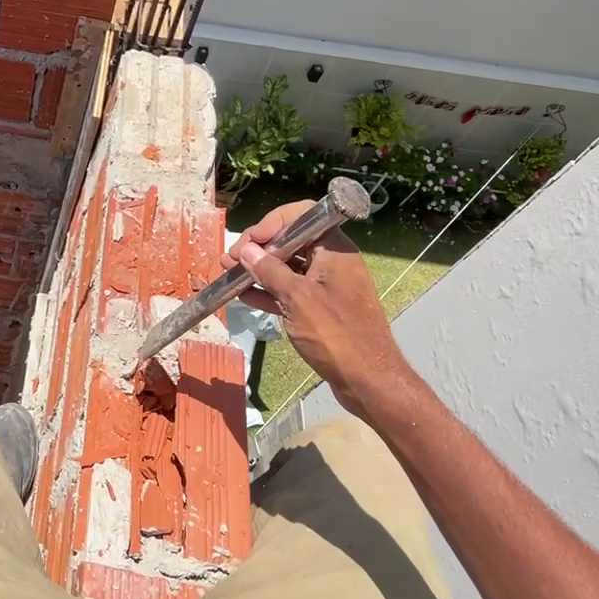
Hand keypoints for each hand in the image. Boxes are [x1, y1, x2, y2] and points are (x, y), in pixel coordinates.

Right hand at [227, 201, 415, 417]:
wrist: (370, 383)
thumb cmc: (337, 336)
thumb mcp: (297, 299)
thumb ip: (269, 271)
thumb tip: (247, 250)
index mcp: (335, 249)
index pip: (302, 215)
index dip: (273, 222)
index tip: (251, 241)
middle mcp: (333, 261)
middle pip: (291, 240)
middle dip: (259, 247)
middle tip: (231, 259)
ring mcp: (327, 286)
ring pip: (288, 267)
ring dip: (258, 269)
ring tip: (229, 274)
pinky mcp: (322, 308)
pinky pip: (290, 290)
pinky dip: (269, 290)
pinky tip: (244, 295)